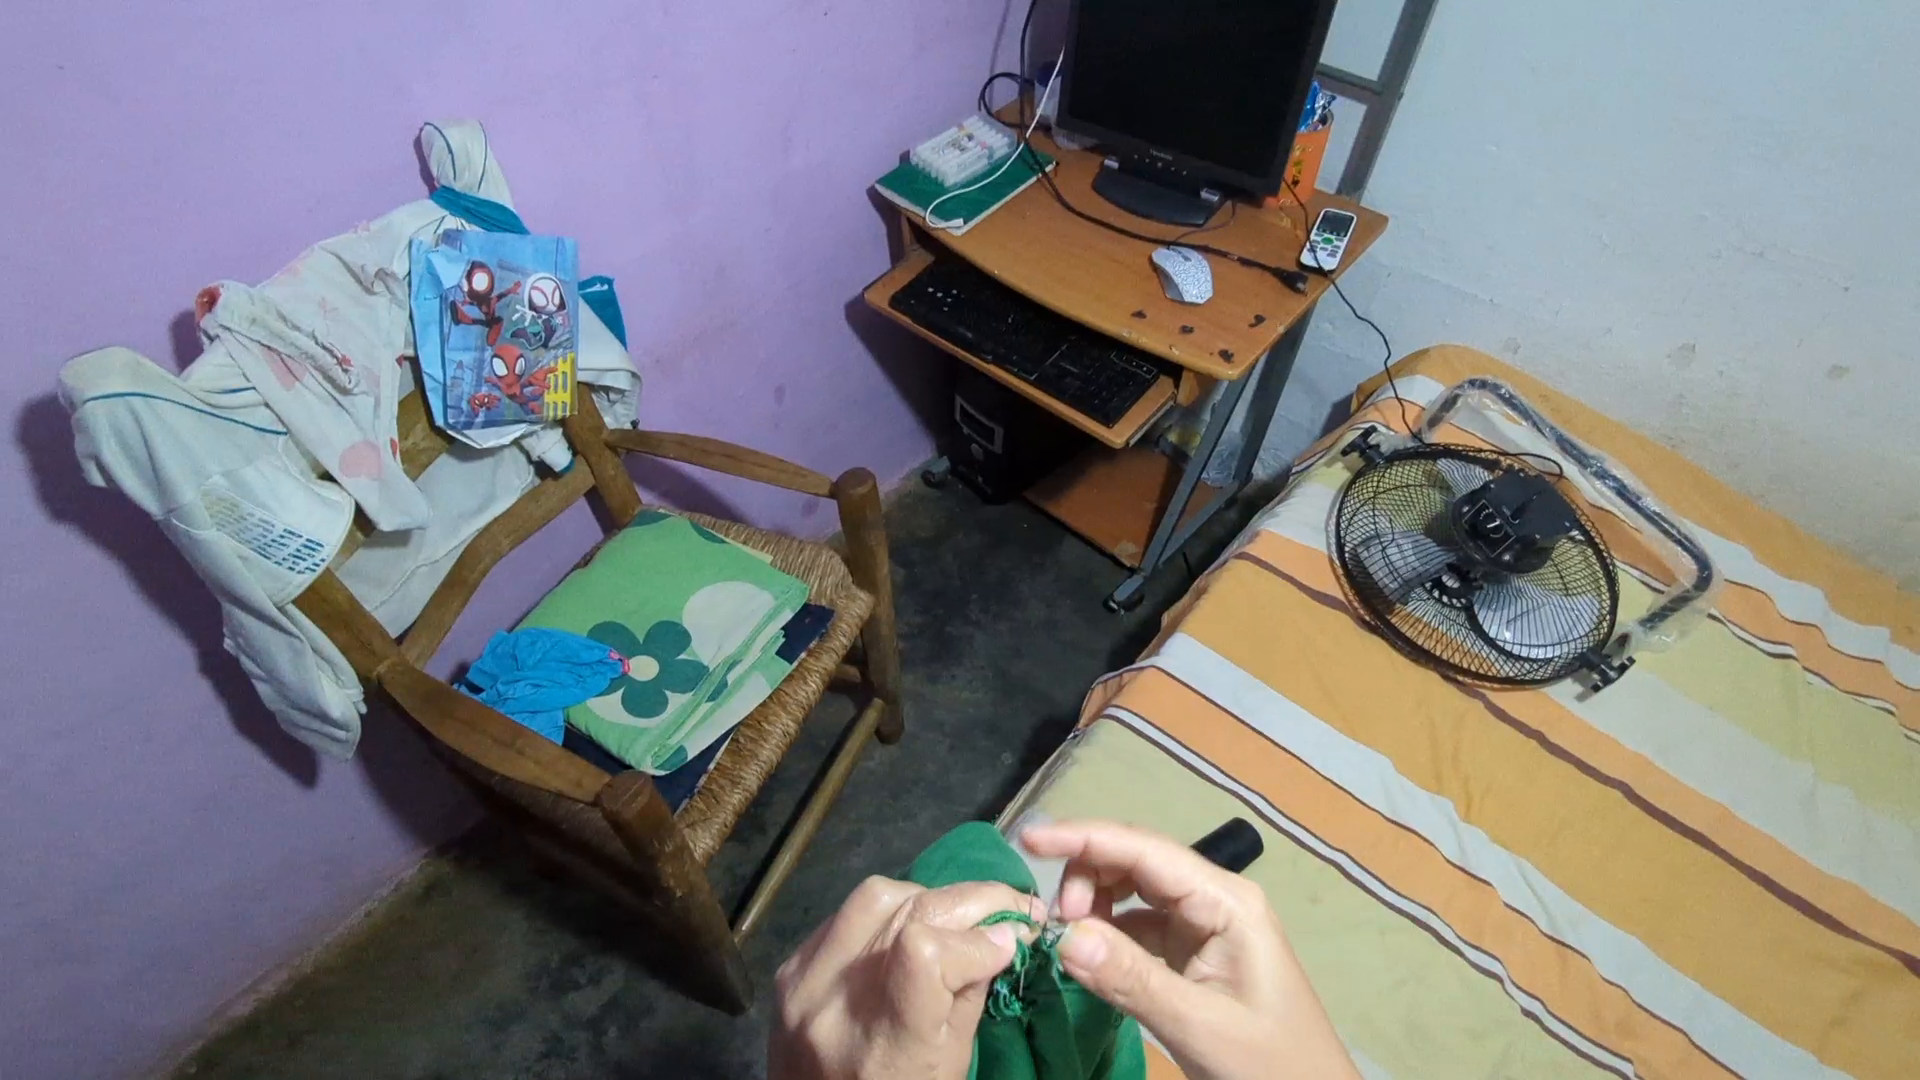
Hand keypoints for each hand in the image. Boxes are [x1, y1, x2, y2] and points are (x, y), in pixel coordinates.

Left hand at [770, 876, 1044, 1079]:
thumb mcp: (950, 1066)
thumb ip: (970, 991)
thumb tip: (1001, 930)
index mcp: (882, 1048)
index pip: (924, 952)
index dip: (976, 937)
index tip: (1012, 938)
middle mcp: (836, 1006)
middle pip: (910, 914)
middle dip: (972, 900)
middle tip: (1008, 907)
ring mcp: (805, 982)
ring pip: (878, 896)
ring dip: (927, 898)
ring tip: (953, 917)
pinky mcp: (792, 966)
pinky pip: (848, 911)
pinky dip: (887, 911)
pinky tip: (906, 927)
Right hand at [1019, 820, 1359, 1079]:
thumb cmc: (1273, 1068)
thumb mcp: (1202, 1028)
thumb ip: (1132, 980)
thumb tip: (1062, 936)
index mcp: (1224, 899)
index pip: (1143, 849)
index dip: (1083, 838)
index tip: (1029, 840)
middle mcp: (1210, 896)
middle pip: (1133, 860)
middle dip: (1086, 875)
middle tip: (1056, 922)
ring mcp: (1201, 921)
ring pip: (1131, 887)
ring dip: (1093, 901)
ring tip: (1069, 938)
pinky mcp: (1190, 949)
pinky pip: (1136, 921)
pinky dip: (1105, 930)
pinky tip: (1090, 952)